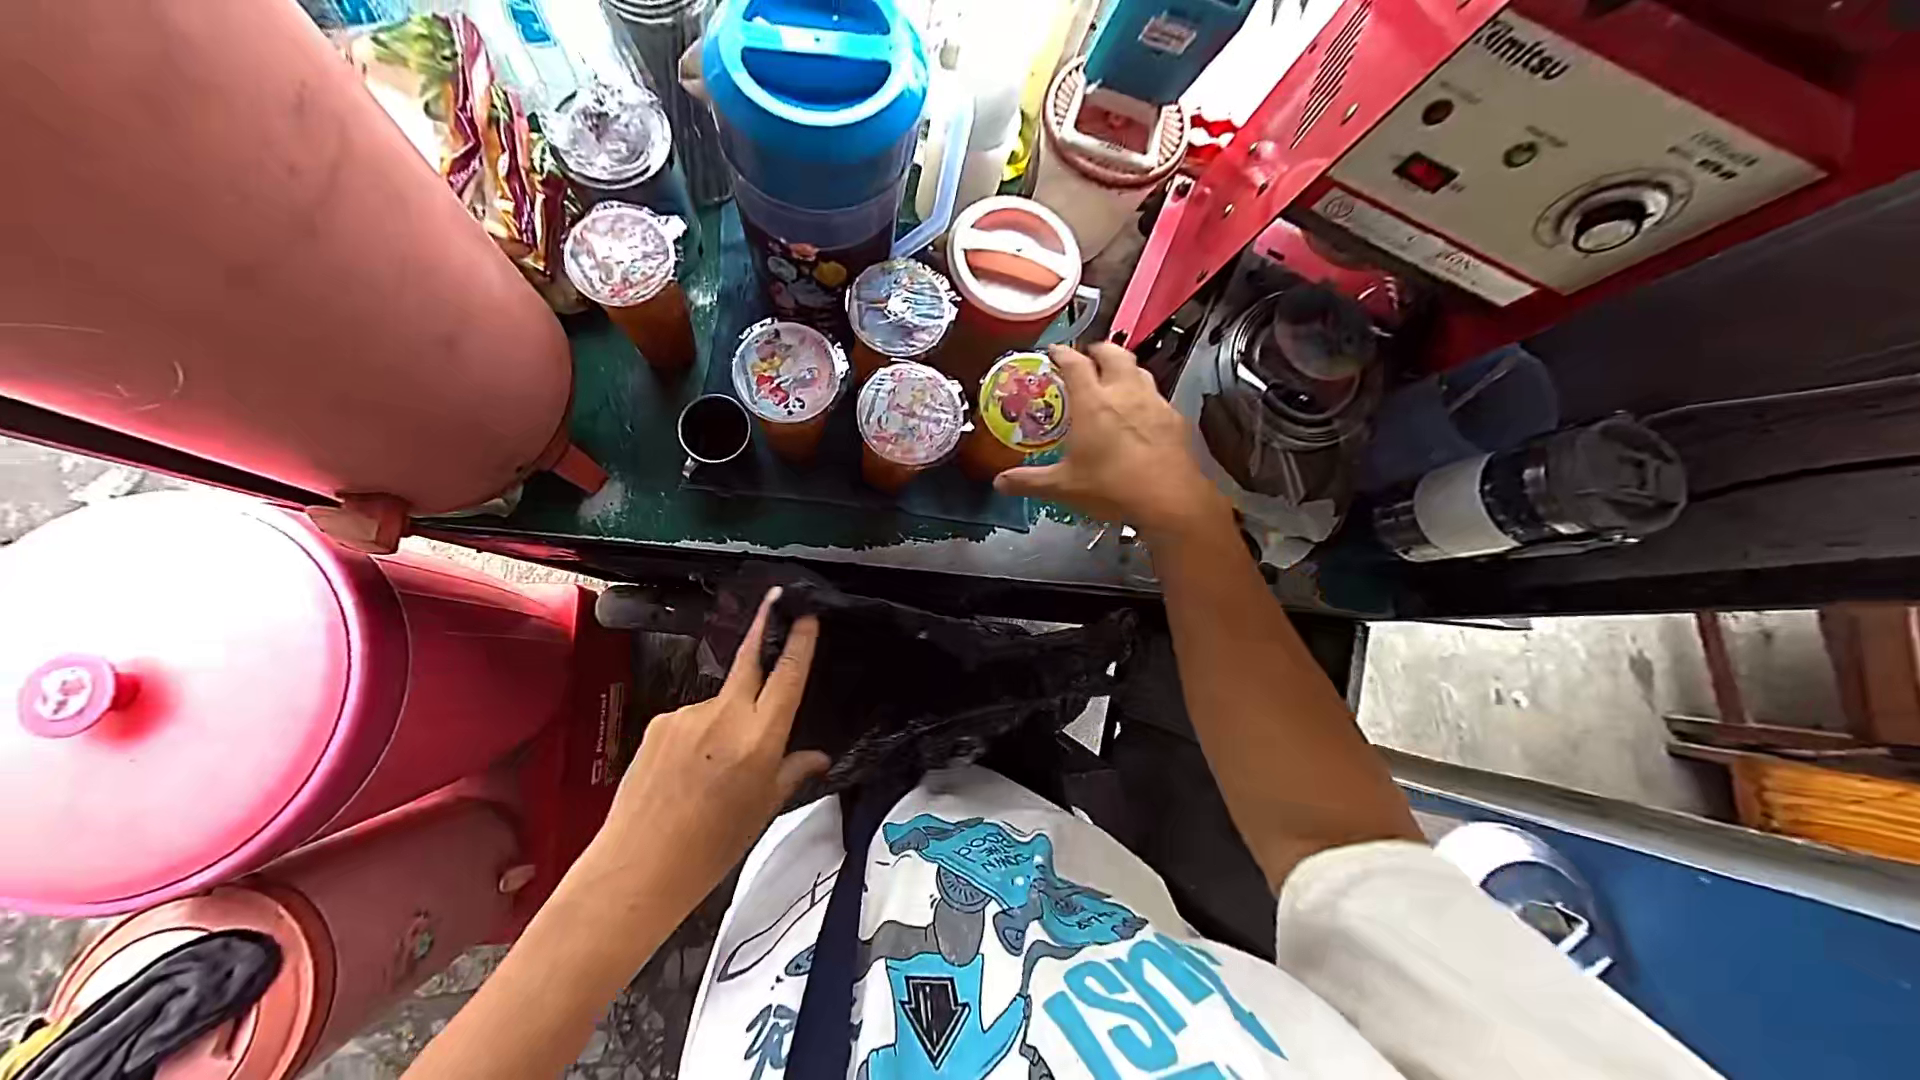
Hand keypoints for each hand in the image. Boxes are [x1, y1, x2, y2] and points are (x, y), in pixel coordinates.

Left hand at [589, 588, 829, 912]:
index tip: (806, 615)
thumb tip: (818, 757)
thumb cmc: (712, 846)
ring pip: (721, 699)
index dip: (799, 641)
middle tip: (775, 600)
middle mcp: (725, 715)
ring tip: (716, 764)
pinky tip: (689, 766)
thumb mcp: (765, 808)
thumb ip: (793, 771)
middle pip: (750, 659)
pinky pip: (691, 717)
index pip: (787, 675)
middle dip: (764, 625)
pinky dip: (699, 732)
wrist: (638, 866)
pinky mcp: (659, 721)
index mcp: (759, 736)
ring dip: (727, 715)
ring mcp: (687, 714)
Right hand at [994, 343, 1230, 540]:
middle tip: (1088, 357)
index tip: (1055, 352)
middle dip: (1098, 350)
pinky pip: (1157, 396)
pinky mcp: (1174, 418)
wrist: (1168, 500)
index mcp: (1093, 403)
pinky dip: (1144, 395)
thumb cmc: (1111, 488)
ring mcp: (1153, 402)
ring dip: (1124, 368)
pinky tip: (1140, 413)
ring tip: (1114, 379)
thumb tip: (1000, 482)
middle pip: (1113, 353)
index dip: (1063, 353)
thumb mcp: (1063, 487)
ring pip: (1138, 370)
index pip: (1076, 363)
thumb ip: (1029, 481)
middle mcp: (1124, 393)